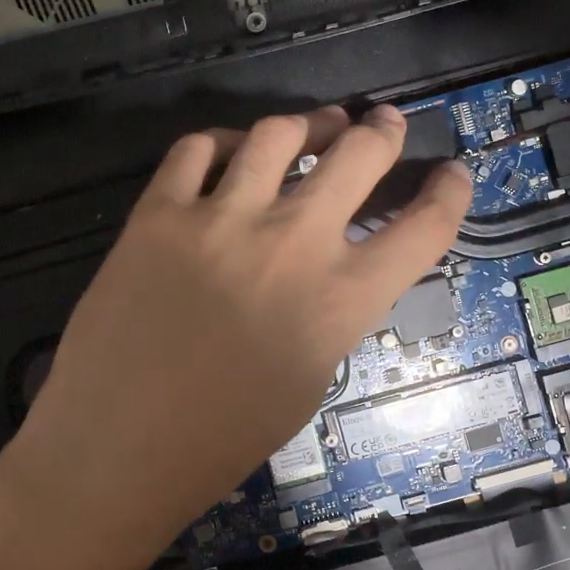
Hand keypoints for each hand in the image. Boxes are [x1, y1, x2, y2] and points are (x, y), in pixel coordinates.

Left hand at [0, 107, 470, 569]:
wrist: (117, 446)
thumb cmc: (219, 439)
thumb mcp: (306, 380)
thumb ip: (330, 312)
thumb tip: (333, 264)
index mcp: (339, 301)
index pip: (421, 230)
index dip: (447, 194)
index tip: (451, 174)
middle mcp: (290, 244)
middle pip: (357, 156)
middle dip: (380, 131)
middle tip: (380, 123)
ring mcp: (219, 220)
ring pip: (276, 134)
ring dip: (304, 124)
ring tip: (310, 126)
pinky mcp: (157, 212)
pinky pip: (194, 148)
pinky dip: (219, 143)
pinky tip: (226, 152)